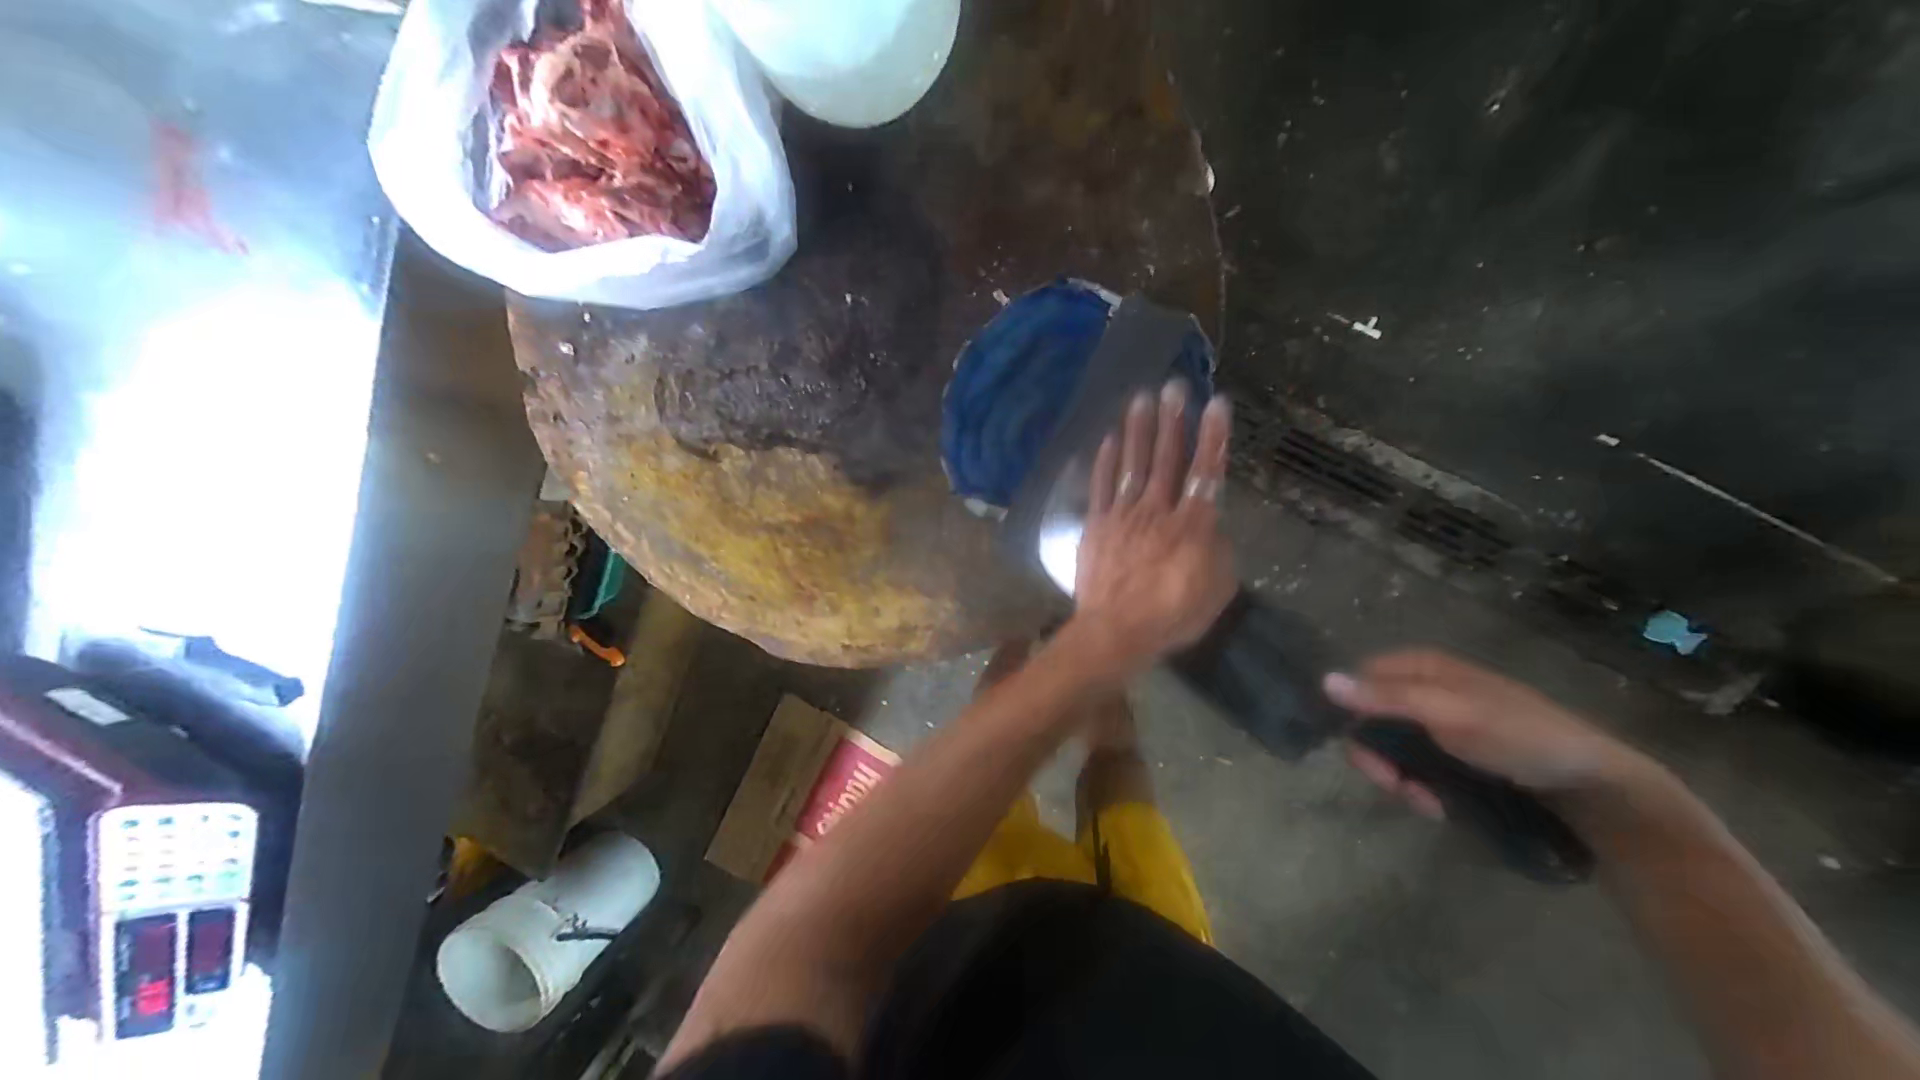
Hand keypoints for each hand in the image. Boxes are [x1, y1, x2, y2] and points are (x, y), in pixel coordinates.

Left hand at [1065, 379, 1235, 679]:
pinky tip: (1108, 439)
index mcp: (1192, 525)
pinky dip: (1104, 461)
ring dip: (1138, 430)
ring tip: (1140, 398)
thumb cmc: (1172, 616)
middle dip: (1172, 420)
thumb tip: (1211, 528)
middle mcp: (1157, 510)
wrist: (1115, 631)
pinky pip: (1101, 486)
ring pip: (1133, 464)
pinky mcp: (1097, 525)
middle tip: (1173, 385)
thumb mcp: (1216, 589)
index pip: (1207, 471)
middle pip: (1167, 458)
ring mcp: (1123, 515)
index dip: (1213, 436)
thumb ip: (1217, 550)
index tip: (1216, 403)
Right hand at [1323, 650, 1650, 816]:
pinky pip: (1417, 765)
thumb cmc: (1522, 738)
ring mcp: (1441, 721)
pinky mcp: (1456, 751)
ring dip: (1399, 779)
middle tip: (1398, 787)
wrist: (1596, 785)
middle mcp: (1424, 689)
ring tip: (1426, 803)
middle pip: (1370, 719)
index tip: (1370, 756)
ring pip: (1391, 748)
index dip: (1353, 718)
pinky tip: (1439, 805)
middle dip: (1378, 758)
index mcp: (1420, 667)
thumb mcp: (1450, 714)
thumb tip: (1323, 681)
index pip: (1358, 683)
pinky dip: (1420, 786)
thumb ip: (1386, 698)